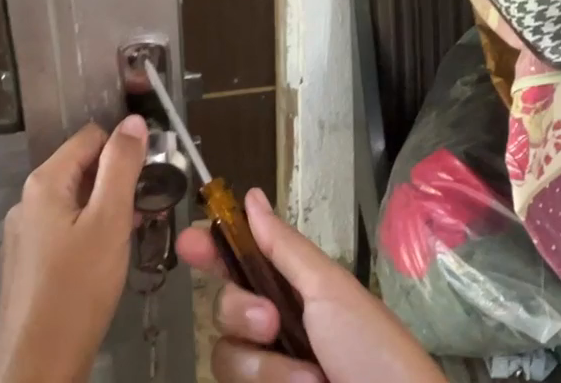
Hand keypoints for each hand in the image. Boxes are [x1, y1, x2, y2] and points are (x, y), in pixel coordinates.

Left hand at [0, 115, 148, 382]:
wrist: (38, 366)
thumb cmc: (78, 289)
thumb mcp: (110, 222)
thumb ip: (122, 167)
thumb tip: (133, 121)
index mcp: (43, 183)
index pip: (90, 137)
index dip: (123, 147)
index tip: (150, 172)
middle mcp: (26, 201)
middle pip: (81, 169)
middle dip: (116, 182)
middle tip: (147, 208)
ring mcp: (23, 235)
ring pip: (73, 203)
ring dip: (105, 210)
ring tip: (132, 235)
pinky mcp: (26, 265)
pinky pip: (62, 231)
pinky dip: (87, 234)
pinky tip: (105, 262)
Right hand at [176, 187, 445, 382]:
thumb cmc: (372, 348)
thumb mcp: (331, 288)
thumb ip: (283, 246)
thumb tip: (251, 196)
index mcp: (296, 289)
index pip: (242, 260)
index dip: (212, 249)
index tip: (189, 245)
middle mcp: (278, 327)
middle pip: (225, 306)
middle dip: (241, 310)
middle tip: (271, 323)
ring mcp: (270, 370)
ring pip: (227, 354)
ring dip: (265, 366)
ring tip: (309, 379)